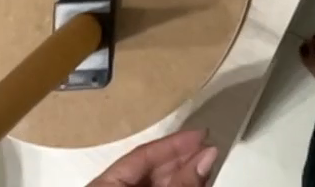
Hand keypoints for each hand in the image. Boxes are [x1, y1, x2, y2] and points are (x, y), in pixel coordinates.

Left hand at [88, 129, 219, 186]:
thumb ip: (179, 182)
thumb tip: (208, 154)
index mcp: (104, 182)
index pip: (144, 153)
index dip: (174, 142)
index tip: (201, 133)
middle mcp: (113, 186)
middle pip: (153, 168)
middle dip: (183, 159)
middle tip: (210, 150)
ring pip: (159, 182)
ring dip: (185, 174)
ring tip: (207, 164)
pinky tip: (196, 181)